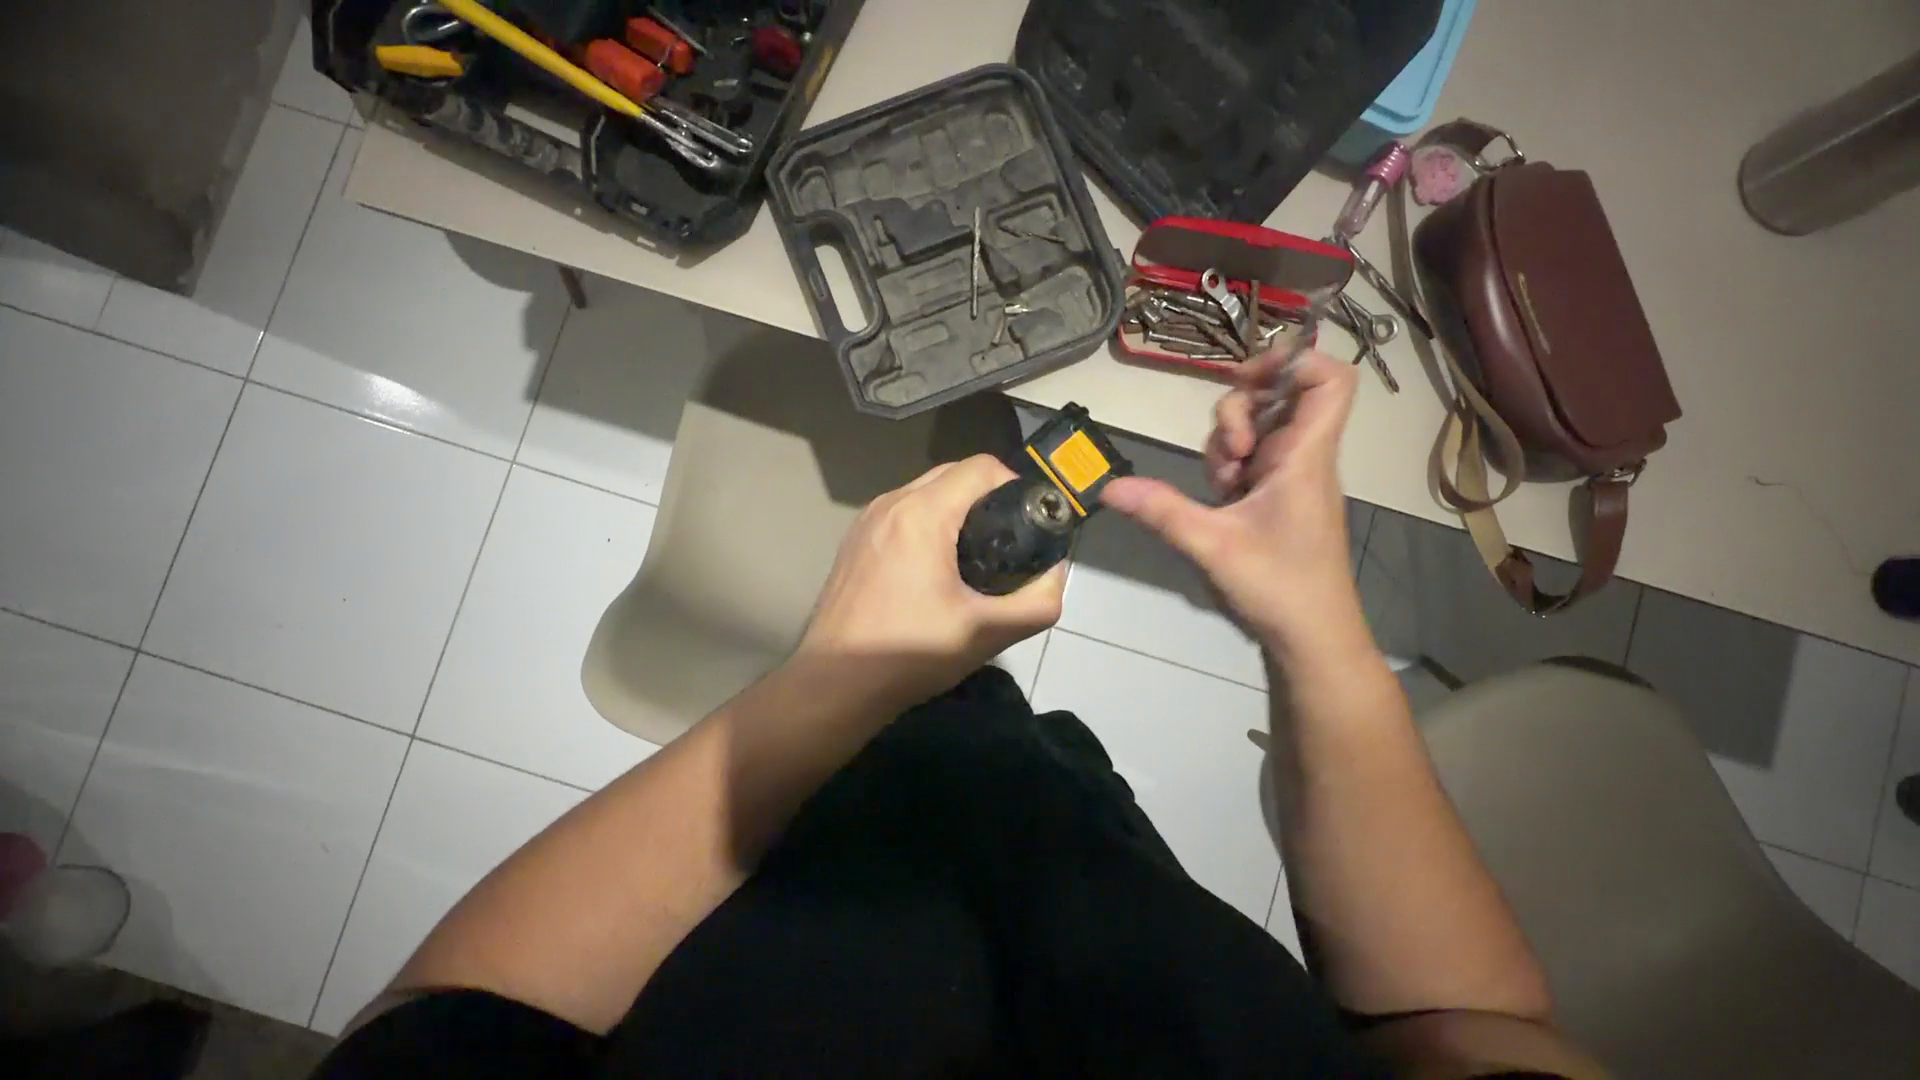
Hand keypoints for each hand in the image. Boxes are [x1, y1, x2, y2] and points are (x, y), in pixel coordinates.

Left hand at [794, 454, 1064, 708]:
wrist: (833, 686)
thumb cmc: (909, 656)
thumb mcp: (987, 634)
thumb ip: (1036, 602)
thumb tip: (1054, 574)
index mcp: (921, 515)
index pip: (981, 468)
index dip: (1015, 487)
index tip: (1030, 524)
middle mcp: (890, 504)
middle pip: (953, 474)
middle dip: (988, 499)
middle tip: (1010, 543)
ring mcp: (866, 521)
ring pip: (925, 493)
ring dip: (957, 511)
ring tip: (977, 558)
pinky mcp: (854, 542)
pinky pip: (902, 514)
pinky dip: (928, 525)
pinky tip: (937, 570)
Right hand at [1100, 350, 1364, 651]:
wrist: (1313, 637)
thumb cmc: (1279, 588)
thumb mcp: (1211, 546)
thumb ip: (1161, 510)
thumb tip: (1109, 487)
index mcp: (1305, 457)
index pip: (1328, 381)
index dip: (1293, 363)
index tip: (1247, 379)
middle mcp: (1304, 458)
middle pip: (1279, 397)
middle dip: (1238, 412)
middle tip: (1227, 455)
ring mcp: (1292, 477)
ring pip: (1260, 429)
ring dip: (1229, 445)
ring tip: (1222, 487)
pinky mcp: (1280, 497)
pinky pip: (1254, 460)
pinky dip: (1230, 469)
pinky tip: (1221, 500)